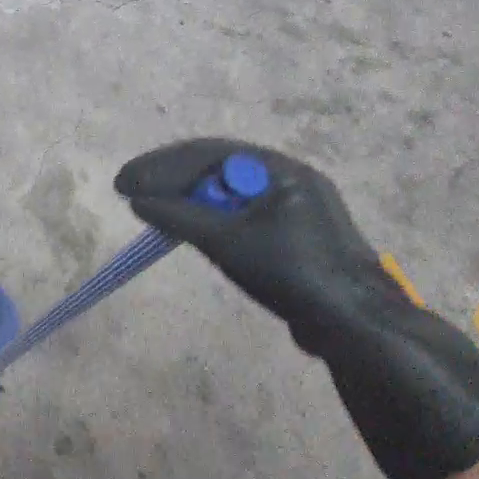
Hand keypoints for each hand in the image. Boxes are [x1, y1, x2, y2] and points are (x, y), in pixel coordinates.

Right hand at [112, 137, 410, 353]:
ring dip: (185, 194)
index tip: (124, 184)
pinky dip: (205, 212)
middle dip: (168, 177)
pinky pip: (238, 209)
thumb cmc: (290, 272)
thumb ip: (178, 216)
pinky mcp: (291, 231)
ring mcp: (292, 204)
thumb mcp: (226, 241)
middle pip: (214, 165)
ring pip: (224, 187)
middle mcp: (287, 177)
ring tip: (151, 206)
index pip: (206, 154)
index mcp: (279, 170)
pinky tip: (186, 224)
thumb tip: (137, 201)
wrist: (355, 324)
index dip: (160, 166)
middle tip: (129, 190)